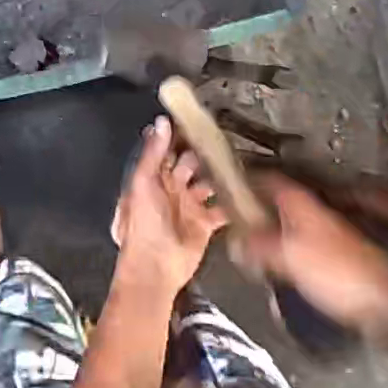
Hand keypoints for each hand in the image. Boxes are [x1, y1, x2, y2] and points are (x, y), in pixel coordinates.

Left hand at [110, 117, 225, 296]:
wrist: (154, 269)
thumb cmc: (143, 225)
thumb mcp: (143, 182)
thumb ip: (153, 152)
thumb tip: (161, 122)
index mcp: (154, 178)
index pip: (168, 150)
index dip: (179, 136)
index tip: (196, 118)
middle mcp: (173, 189)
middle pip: (191, 164)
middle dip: (204, 152)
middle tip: (222, 135)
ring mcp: (190, 206)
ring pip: (208, 183)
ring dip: (219, 175)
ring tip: (238, 158)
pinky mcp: (205, 224)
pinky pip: (221, 209)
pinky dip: (232, 202)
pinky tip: (244, 190)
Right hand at [237, 174, 387, 341]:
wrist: (381, 301)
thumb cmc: (337, 271)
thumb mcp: (288, 256)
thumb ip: (258, 246)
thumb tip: (233, 240)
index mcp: (299, 200)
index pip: (265, 177)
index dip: (242, 179)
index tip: (219, 187)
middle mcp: (308, 210)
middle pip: (271, 200)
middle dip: (248, 208)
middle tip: (223, 222)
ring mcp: (318, 232)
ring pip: (280, 223)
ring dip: (260, 232)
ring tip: (240, 248)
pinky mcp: (325, 256)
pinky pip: (290, 245)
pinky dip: (275, 251)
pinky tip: (268, 269)